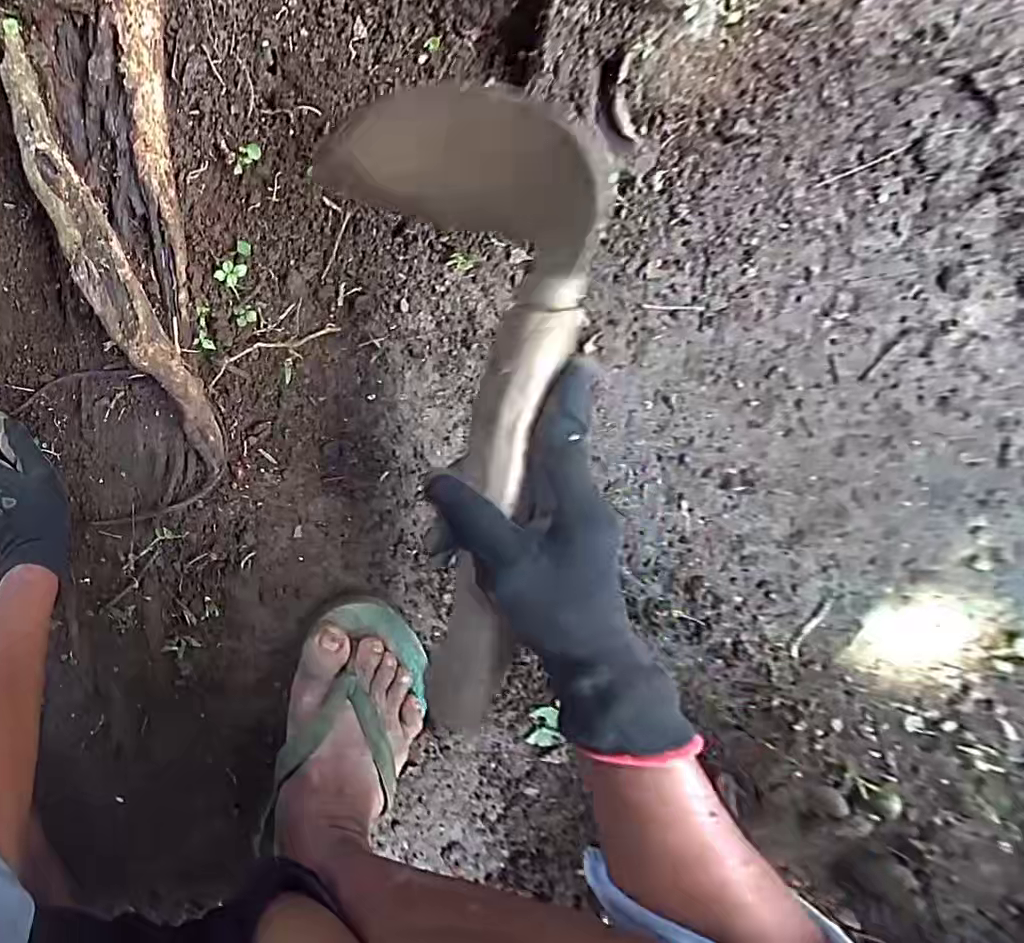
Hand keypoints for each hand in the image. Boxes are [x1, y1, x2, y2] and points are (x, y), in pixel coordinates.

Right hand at [426, 359, 695, 759]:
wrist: (589, 662)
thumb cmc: (554, 608)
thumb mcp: (504, 560)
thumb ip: (469, 514)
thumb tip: (434, 477)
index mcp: (575, 501)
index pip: (564, 437)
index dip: (565, 399)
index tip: (575, 362)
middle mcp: (573, 505)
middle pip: (520, 466)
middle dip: (475, 479)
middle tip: (442, 521)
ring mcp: (563, 524)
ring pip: (507, 494)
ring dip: (468, 514)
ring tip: (441, 551)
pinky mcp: (551, 542)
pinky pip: (506, 517)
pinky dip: (476, 529)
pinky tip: (452, 555)